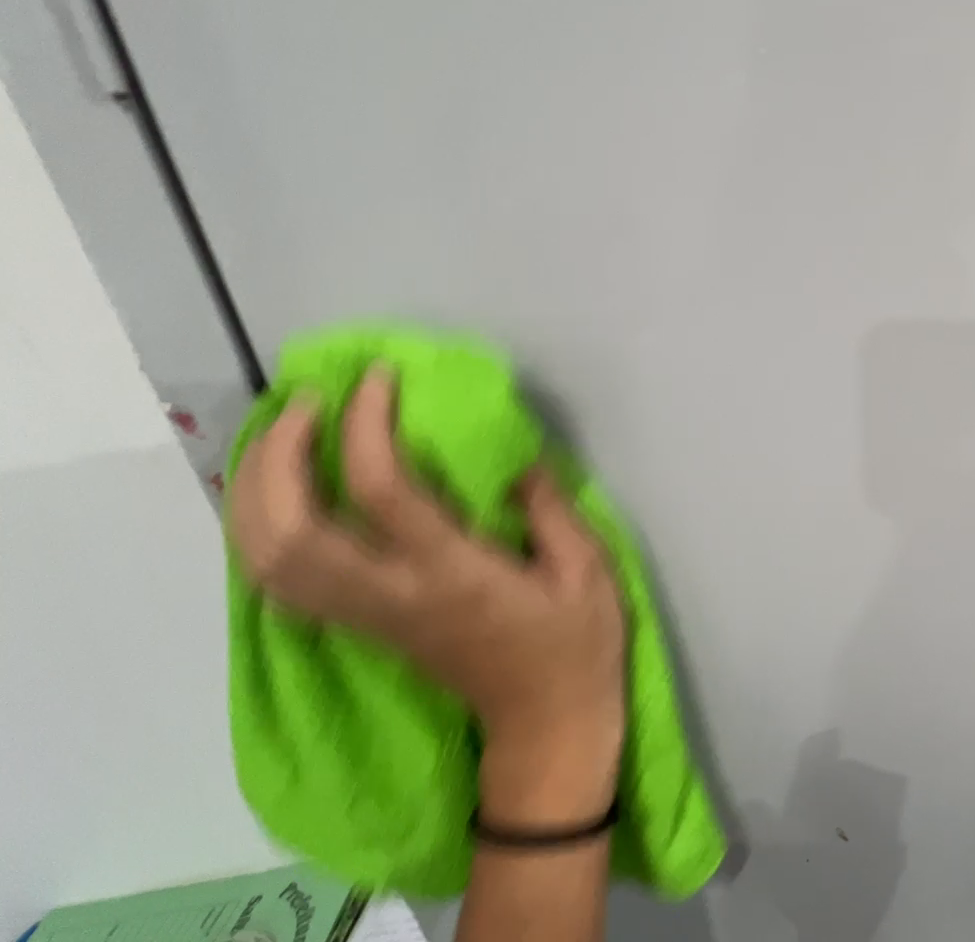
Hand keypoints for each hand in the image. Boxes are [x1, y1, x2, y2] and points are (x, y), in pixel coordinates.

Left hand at [226, 368, 628, 822]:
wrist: (547, 724)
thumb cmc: (576, 646)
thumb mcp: (588, 570)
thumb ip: (550, 510)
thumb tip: (514, 461)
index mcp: (452, 574)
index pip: (381, 490)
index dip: (368, 423)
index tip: (381, 379)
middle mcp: (391, 595)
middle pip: (289, 527)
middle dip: (278, 454)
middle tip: (307, 401)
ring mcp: (368, 616)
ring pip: (267, 557)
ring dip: (256, 490)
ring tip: (284, 437)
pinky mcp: (363, 626)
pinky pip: (284, 577)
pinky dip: (264, 528)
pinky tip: (289, 495)